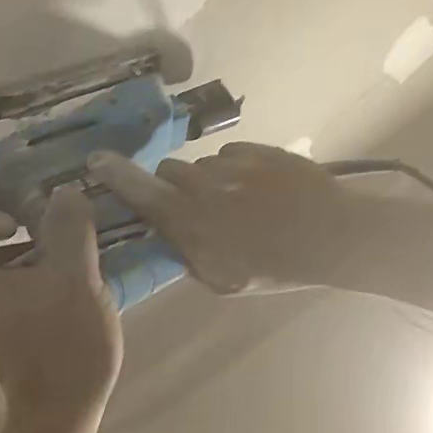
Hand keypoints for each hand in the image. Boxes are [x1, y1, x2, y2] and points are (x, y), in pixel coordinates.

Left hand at [0, 186, 122, 432]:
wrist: (61, 415)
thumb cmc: (64, 343)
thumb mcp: (75, 278)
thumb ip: (69, 230)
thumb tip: (63, 193)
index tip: (20, 225)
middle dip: (21, 237)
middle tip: (58, 238)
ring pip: (1, 274)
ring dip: (35, 260)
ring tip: (75, 265)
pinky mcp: (7, 339)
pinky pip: (15, 296)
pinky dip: (39, 285)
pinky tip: (76, 294)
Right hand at [86, 142, 372, 293]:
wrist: (336, 236)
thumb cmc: (279, 268)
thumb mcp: (225, 281)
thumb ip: (189, 256)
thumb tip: (170, 236)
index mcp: (192, 222)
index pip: (141, 191)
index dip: (116, 175)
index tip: (96, 161)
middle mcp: (204, 186)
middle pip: (169, 172)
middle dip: (174, 187)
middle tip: (198, 209)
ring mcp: (231, 164)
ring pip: (201, 165)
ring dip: (208, 181)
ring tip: (240, 203)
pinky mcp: (257, 150)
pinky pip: (231, 155)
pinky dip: (236, 170)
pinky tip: (261, 190)